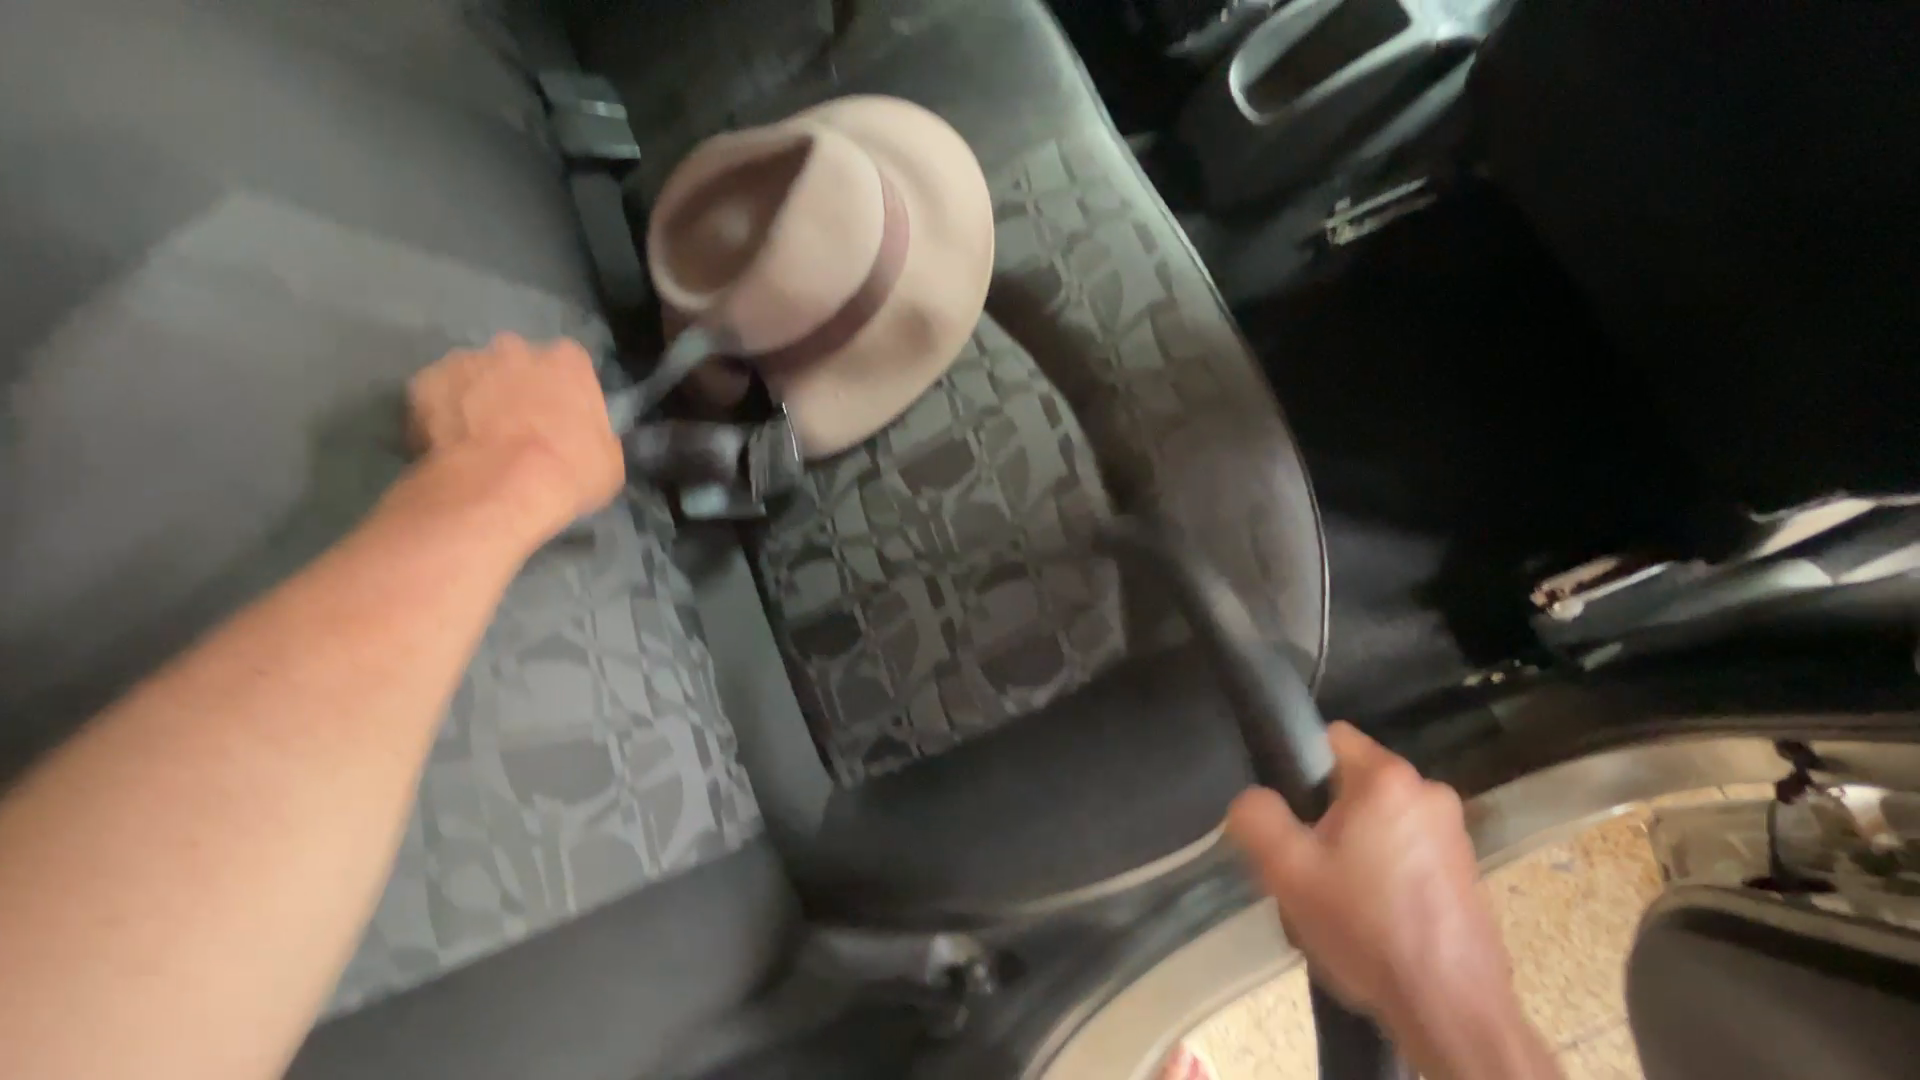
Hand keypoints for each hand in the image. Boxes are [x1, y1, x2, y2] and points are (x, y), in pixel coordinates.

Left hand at [406, 334, 622, 542]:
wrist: (497, 490)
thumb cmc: (567, 474)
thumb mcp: (608, 461)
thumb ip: (594, 435)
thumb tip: (584, 438)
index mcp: (568, 361)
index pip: (570, 364)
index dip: (565, 391)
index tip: (563, 416)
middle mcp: (516, 348)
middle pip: (518, 361)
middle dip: (518, 385)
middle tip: (520, 425)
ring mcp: (466, 361)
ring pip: (474, 374)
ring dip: (478, 395)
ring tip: (480, 437)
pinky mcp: (424, 382)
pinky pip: (436, 393)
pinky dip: (441, 411)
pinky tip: (449, 442)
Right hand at [1226, 723, 1510, 1028]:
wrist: (1452, 1012)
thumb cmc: (1367, 929)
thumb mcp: (1287, 871)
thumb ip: (1255, 817)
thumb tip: (1252, 800)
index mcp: (1388, 779)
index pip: (1328, 737)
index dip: (1295, 769)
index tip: (1287, 815)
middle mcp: (1429, 792)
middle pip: (1350, 786)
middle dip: (1322, 819)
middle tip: (1306, 868)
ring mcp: (1454, 833)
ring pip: (1376, 822)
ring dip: (1352, 849)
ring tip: (1337, 902)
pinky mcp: (1467, 871)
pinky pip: (1405, 851)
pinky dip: (1383, 874)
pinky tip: (1372, 921)